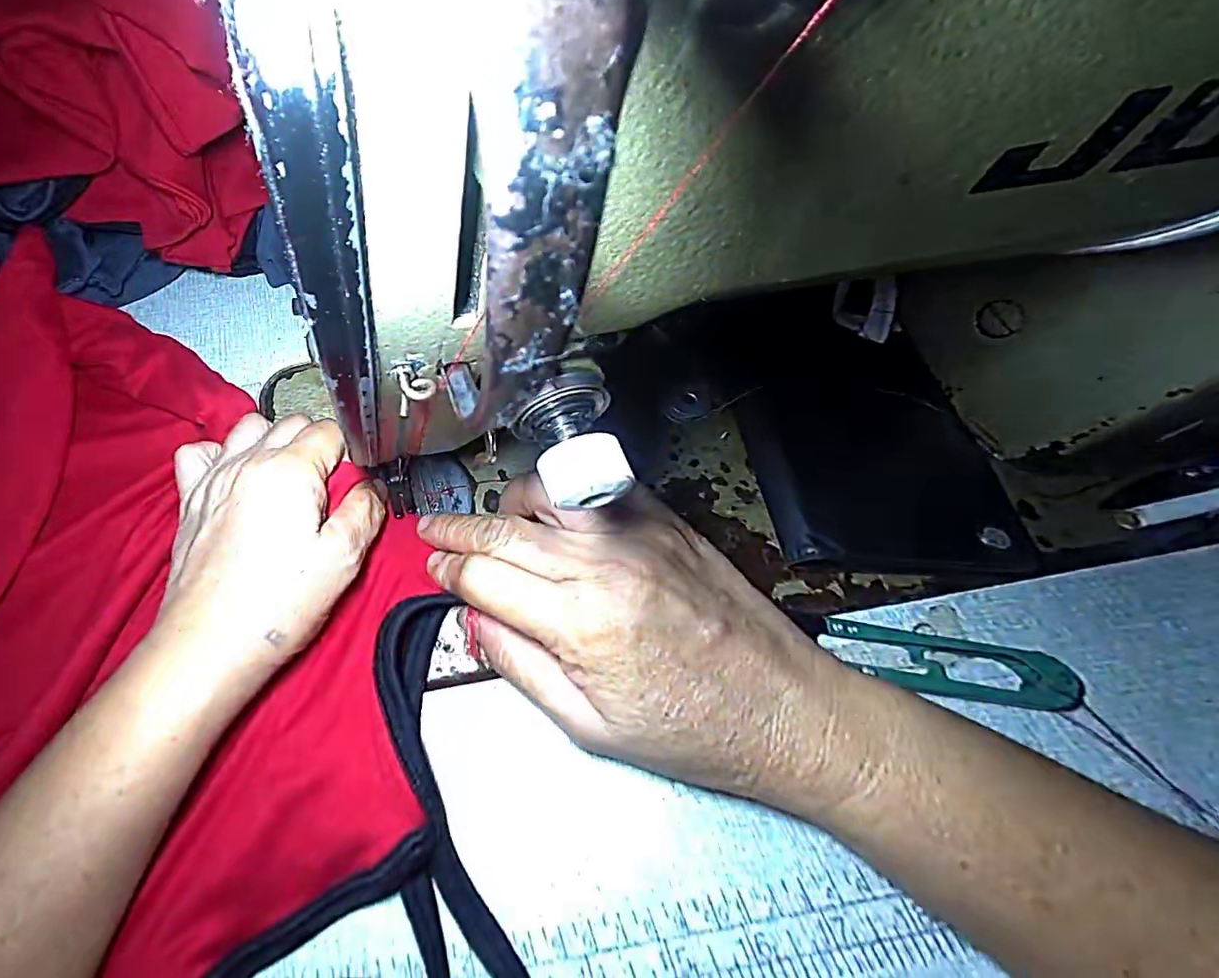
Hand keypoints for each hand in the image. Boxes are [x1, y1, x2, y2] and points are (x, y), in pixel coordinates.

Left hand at [154, 414, 387, 684]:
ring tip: (284, 481)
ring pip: (250, 426)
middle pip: (292, 424)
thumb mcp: (341, 561)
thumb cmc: (273, 607)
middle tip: (323, 491)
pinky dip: (221, 454)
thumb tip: (371, 489)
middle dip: (314, 446)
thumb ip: (365, 512)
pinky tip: (236, 478)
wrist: (209, 641)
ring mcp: (216, 476)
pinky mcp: (192, 496)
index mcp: (289, 471)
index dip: (348, 457)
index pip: (330, 433)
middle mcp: (249, 462)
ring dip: (273, 441)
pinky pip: (201, 450)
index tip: (348, 487)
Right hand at [418, 475, 863, 813]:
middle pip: (501, 531)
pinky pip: (592, 487)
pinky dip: (558, 494)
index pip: (484, 578)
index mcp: (579, 625)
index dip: (448, 570)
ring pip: (542, 493)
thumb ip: (518, 666)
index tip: (434, 568)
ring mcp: (635, 535)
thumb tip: (473, 620)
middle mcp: (601, 567)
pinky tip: (552, 517)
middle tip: (431, 528)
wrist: (787, 712)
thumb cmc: (687, 731)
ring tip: (494, 526)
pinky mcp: (663, 521)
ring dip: (505, 506)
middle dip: (454, 528)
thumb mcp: (588, 726)